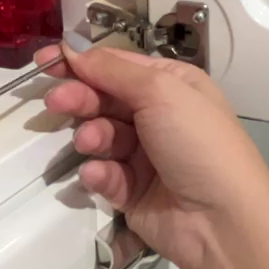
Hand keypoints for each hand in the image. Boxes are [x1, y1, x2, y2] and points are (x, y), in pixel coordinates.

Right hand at [37, 43, 268, 268]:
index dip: (81, 61)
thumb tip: (71, 46)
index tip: (44, 62)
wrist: (223, 222)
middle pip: (104, 98)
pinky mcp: (132, 191)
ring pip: (100, 135)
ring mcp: (145, 155)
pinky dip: (99, 172)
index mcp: (172, 84)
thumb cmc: (199, 143)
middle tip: (56, 102)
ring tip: (90, 142)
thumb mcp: (161, 92)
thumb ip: (111, 69)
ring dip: (91, 136)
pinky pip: (104, 173)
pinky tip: (101, 175)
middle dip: (80, 98)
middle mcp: (158, 115)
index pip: (118, 65)